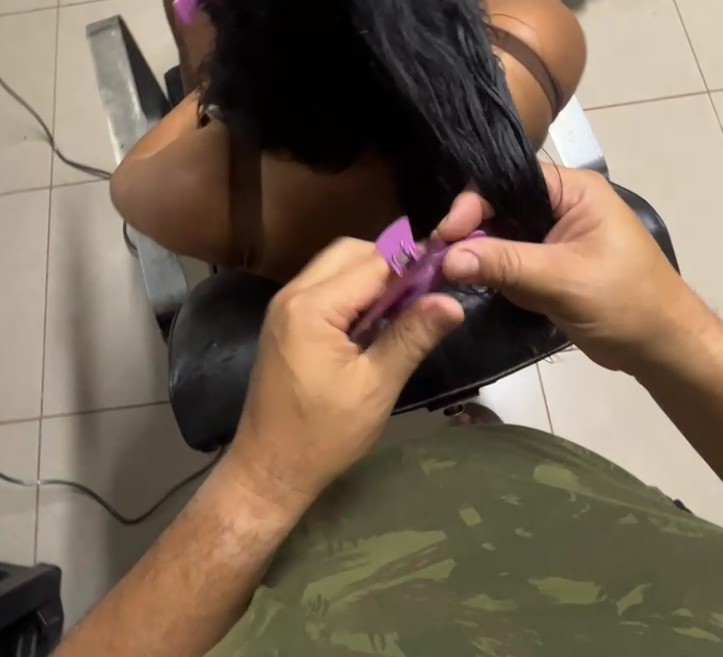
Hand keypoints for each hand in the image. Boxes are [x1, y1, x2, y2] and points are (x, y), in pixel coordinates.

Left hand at [222, 238, 464, 517]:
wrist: (269, 469)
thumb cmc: (323, 434)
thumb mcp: (376, 386)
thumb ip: (412, 337)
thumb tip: (453, 302)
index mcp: (312, 306)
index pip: (371, 263)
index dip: (411, 262)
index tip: (447, 267)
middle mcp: (292, 294)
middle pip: (348, 253)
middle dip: (389, 263)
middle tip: (425, 290)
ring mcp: (283, 306)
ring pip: (334, 266)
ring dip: (370, 276)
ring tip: (406, 306)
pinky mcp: (284, 321)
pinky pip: (322, 287)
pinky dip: (351, 292)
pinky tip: (375, 320)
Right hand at [434, 164, 711, 371]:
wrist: (663, 351)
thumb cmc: (627, 303)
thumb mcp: (564, 280)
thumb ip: (505, 265)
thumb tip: (447, 258)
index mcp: (572, 190)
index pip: (508, 181)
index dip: (473, 203)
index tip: (445, 236)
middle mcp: (558, 205)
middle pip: (498, 206)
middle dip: (469, 232)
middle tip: (437, 257)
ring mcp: (551, 236)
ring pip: (498, 234)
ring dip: (475, 255)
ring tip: (444, 273)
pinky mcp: (545, 264)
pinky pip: (506, 260)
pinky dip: (489, 273)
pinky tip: (468, 284)